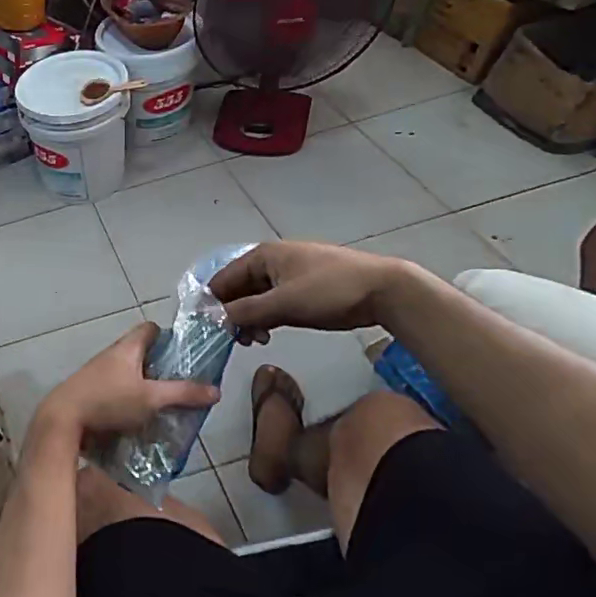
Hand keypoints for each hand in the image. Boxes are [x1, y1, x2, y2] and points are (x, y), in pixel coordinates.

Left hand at [34, 322, 218, 438]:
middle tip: (183, 386)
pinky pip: (118, 391)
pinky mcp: (91, 393)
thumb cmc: (108, 401)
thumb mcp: (151, 398)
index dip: (169, 337)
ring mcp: (99, 374)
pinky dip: (131, 400)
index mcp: (126, 348)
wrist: (63, 420)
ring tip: (167, 406)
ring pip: (130, 374)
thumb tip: (216, 390)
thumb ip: (183, 393)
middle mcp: (111, 356)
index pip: (150, 329)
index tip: (185, 355)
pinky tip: (143, 419)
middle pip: (141, 353)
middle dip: (162, 368)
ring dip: (147, 387)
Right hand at [208, 240, 414, 339]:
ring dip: (249, 320)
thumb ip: (245, 311)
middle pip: (238, 290)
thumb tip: (213, 318)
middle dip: (233, 314)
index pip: (223, 279)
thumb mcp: (284, 302)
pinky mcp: (301, 292)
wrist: (386, 291)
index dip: (213, 302)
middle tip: (235, 339)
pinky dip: (265, 319)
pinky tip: (267, 335)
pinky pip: (272, 305)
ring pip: (255, 300)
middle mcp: (270, 263)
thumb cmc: (330, 290)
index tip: (208, 328)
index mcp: (262, 256)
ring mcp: (287, 277)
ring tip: (254, 340)